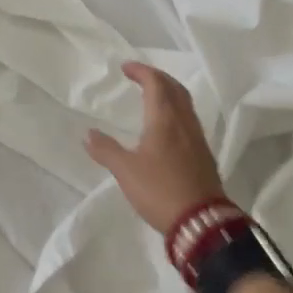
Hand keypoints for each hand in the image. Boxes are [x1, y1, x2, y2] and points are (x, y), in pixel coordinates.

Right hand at [84, 61, 229, 233]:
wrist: (203, 224)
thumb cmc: (161, 190)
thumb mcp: (126, 171)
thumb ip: (106, 150)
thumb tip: (87, 133)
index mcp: (165, 119)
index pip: (156, 82)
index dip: (141, 70)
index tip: (125, 68)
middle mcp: (184, 122)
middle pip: (175, 88)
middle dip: (158, 77)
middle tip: (140, 76)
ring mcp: (197, 139)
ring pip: (185, 104)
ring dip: (169, 93)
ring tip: (153, 97)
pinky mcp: (204, 156)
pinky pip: (190, 121)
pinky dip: (177, 111)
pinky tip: (168, 127)